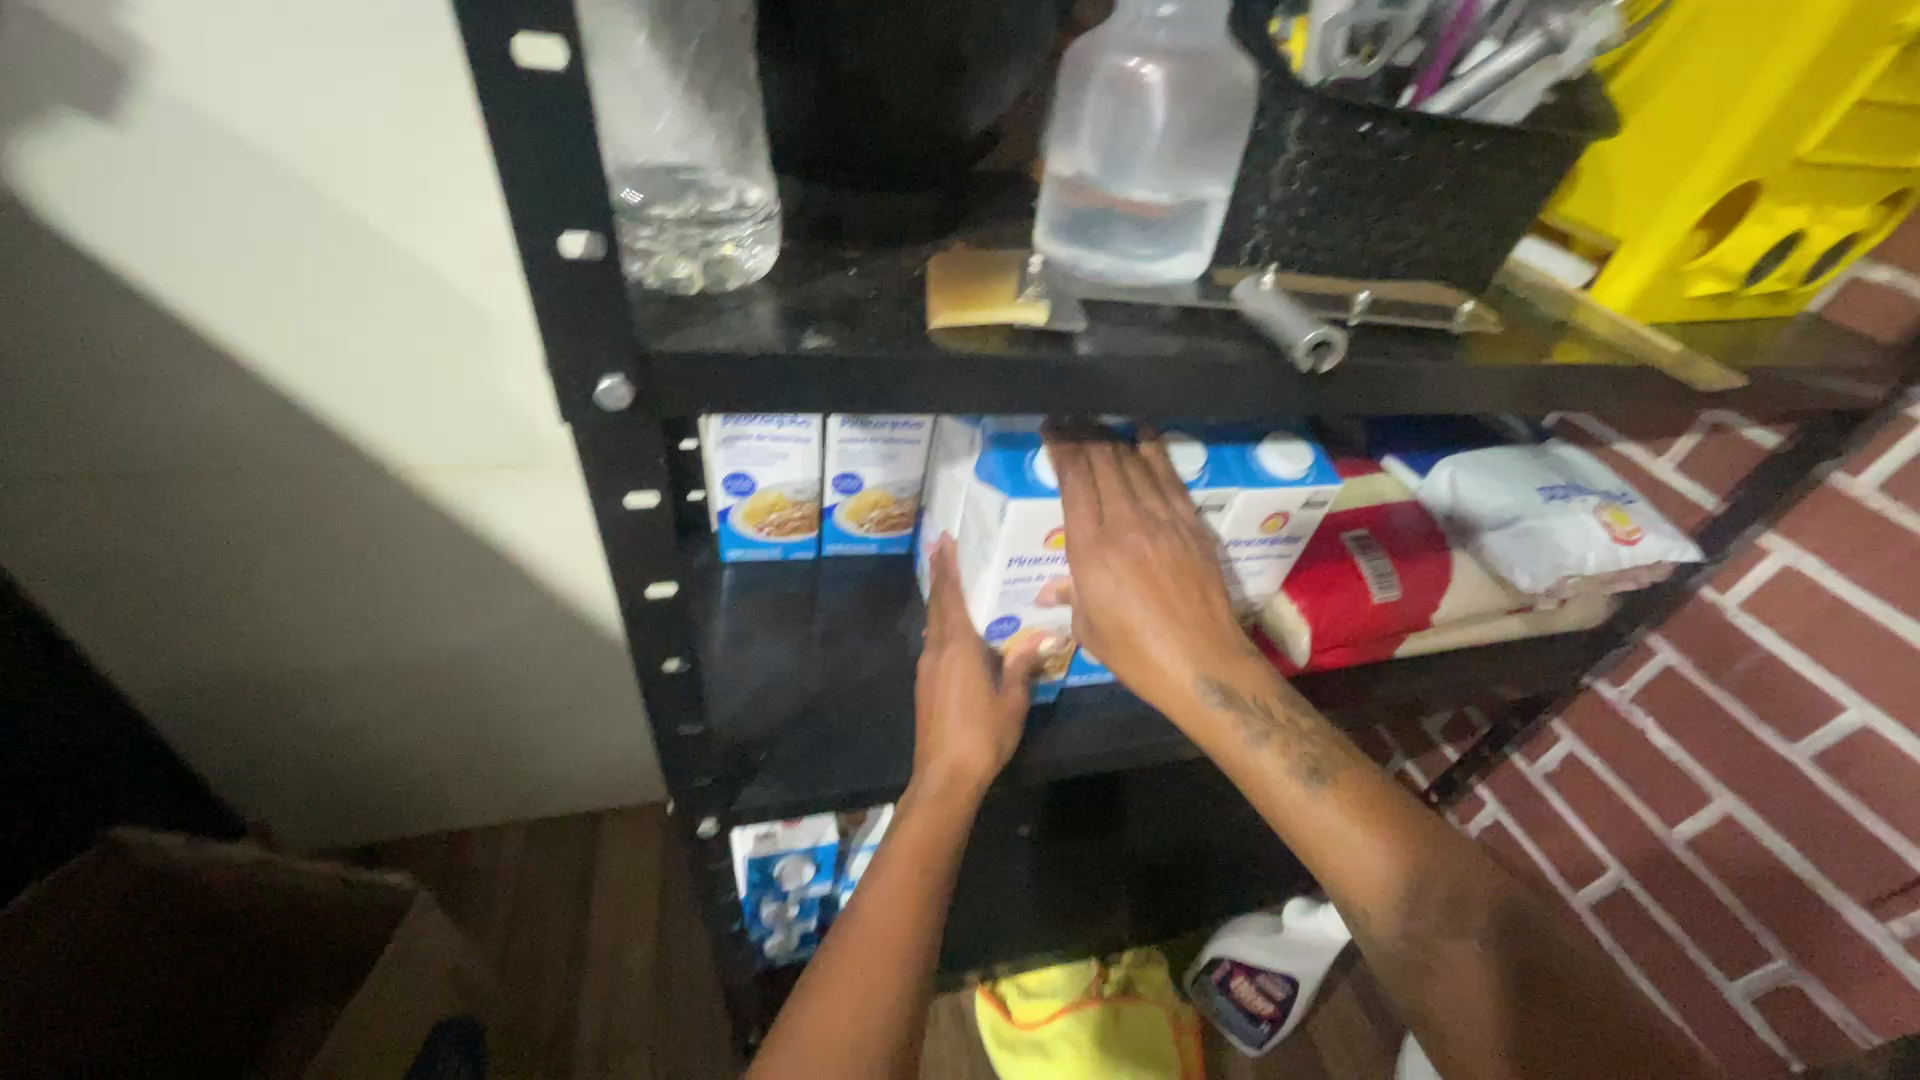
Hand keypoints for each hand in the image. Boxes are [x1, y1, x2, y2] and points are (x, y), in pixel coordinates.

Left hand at [913, 535, 1046, 800]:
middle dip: (941, 575)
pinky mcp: (925, 686)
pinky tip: (955, 631)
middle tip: (944, 548)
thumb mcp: (1012, 700)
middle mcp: (936, 651)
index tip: (943, 540)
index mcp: (958, 648)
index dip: (947, 567)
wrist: (944, 775)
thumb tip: (1041, 638)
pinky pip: (934, 643)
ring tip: (955, 584)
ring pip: (933, 624)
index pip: (950, 597)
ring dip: (941, 601)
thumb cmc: (983, 735)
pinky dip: (943, 625)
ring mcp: (926, 669)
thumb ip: (1021, 665)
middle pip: (937, 605)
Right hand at [1040, 422, 1255, 716]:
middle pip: (1102, 461)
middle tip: (1069, 419)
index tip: (1051, 428)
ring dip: (1112, 437)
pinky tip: (1143, 432)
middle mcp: (1125, 523)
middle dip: (1082, 433)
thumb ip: (1070, 596)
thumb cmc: (1135, 654)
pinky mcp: (1192, 524)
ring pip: (1133, 462)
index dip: (1060, 447)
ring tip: (1097, 422)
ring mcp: (1163, 520)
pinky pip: (1169, 476)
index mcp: (1090, 549)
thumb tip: (1052, 590)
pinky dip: (1154, 450)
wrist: (1202, 663)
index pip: (1073, 479)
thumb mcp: (1088, 628)